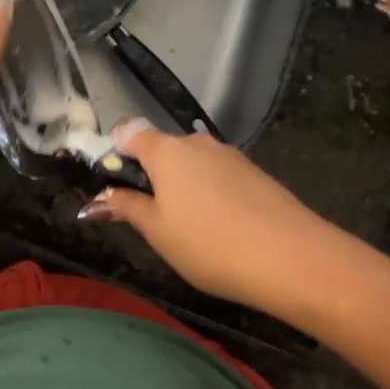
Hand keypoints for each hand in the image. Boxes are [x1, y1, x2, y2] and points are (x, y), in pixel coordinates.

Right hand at [79, 121, 346, 318]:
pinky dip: (212, 196)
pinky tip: (223, 230)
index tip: (115, 184)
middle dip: (152, 176)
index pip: (128, 130)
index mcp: (164, 150)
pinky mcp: (255, 173)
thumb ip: (126, 208)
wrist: (294, 258)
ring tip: (192, 231)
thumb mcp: (158, 232)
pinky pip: (219, 177)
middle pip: (162, 149)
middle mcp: (195, 142)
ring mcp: (229, 156)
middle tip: (152, 219)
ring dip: (183, 188)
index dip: (115, 151)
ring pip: (192, 165)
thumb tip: (96, 199)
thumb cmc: (211, 244)